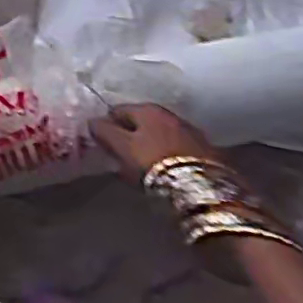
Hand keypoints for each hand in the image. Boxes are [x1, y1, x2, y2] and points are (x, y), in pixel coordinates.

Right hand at [88, 103, 222, 181]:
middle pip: (141, 123)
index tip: (105, 147)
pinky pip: (179, 151)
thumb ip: (103, 132)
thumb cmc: (155, 165)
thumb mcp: (122, 148)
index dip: (108, 127)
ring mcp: (193, 133)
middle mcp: (171, 114)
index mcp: (147, 108)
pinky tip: (169, 174)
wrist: (207, 193)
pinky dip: (170, 157)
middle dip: (131, 137)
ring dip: (152, 147)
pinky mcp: (211, 154)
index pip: (117, 111)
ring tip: (147, 169)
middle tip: (124, 160)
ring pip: (162, 136)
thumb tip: (92, 121)